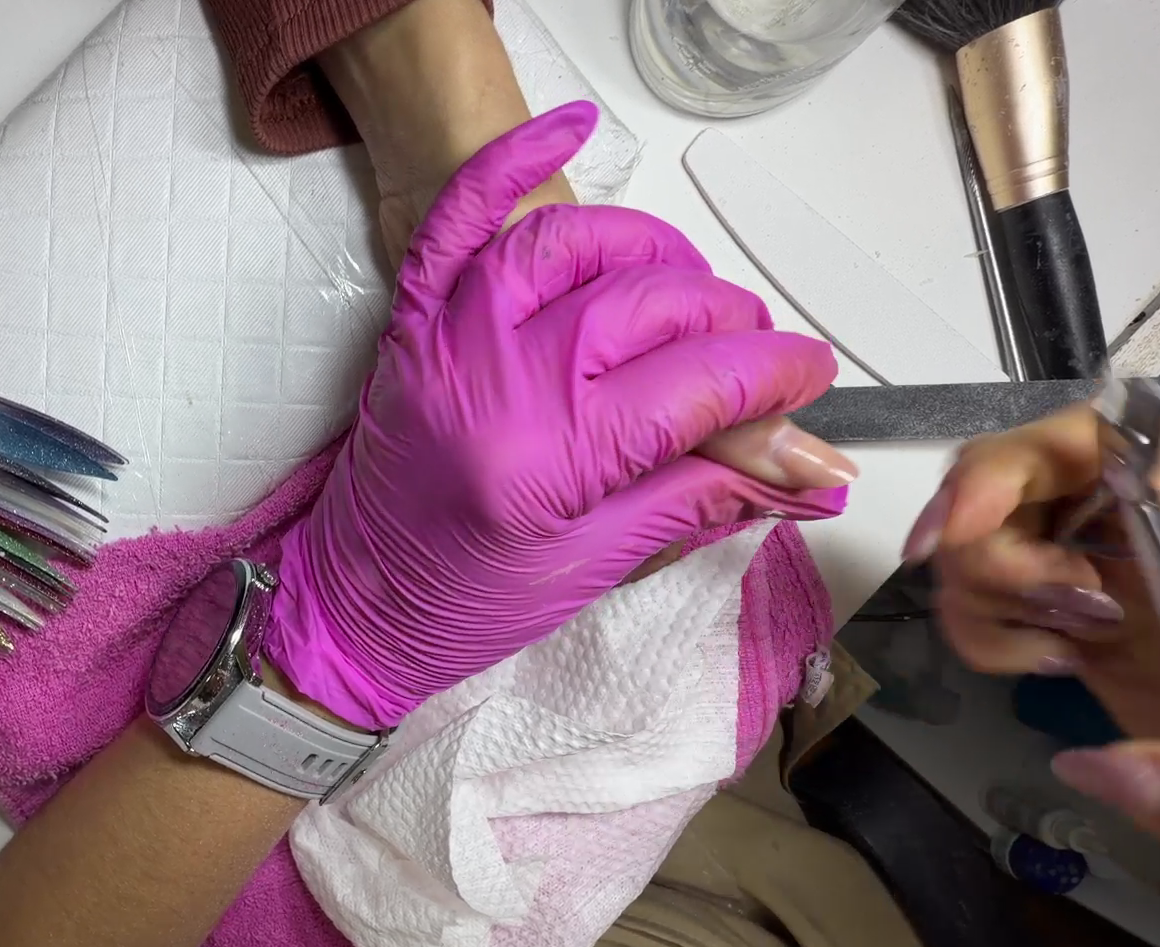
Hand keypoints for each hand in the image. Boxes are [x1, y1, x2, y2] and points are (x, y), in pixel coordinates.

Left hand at [266, 102, 848, 730]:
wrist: (352, 607)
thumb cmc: (457, 606)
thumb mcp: (591, 567)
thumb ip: (700, 497)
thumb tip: (807, 467)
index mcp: (546, 461)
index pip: (700, 383)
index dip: (776, 377)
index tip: (806, 381)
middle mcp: (494, 383)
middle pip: (649, 304)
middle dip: (726, 324)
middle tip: (746, 359)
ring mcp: (447, 342)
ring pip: (571, 242)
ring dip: (647, 252)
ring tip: (681, 292)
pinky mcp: (413, 329)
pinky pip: (455, 221)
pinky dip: (507, 164)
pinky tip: (563, 127)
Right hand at [921, 404, 1159, 879]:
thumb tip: (1091, 769)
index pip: (1111, 445)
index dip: (1012, 465)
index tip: (952, 534)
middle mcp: (1157, 544)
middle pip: (1016, 483)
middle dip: (988, 552)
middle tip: (1047, 620)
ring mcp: (1110, 576)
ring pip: (984, 538)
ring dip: (982, 598)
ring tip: (1054, 654)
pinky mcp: (1077, 613)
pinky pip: (987, 592)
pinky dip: (983, 628)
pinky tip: (1042, 663)